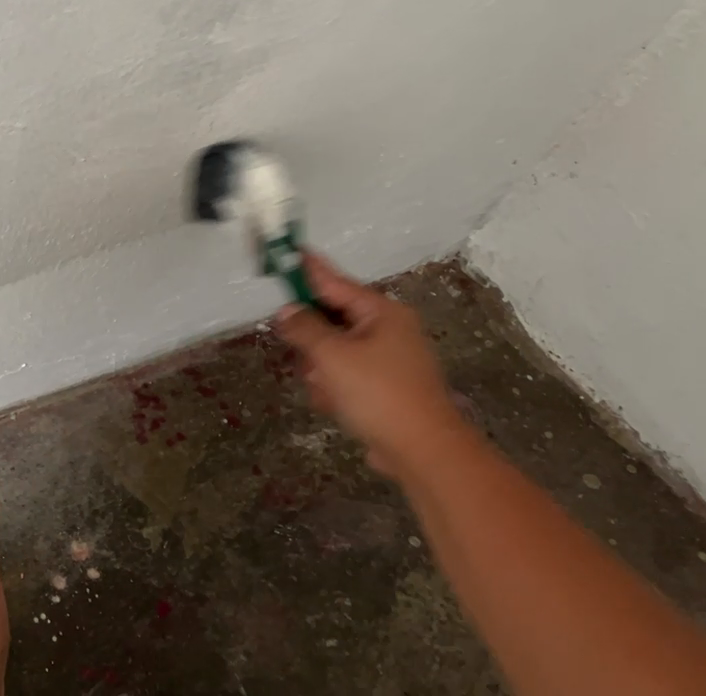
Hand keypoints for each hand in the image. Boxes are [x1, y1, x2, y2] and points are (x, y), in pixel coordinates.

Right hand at [273, 253, 471, 479]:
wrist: (424, 452)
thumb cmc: (379, 394)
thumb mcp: (331, 355)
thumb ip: (303, 328)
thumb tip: (287, 311)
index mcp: (380, 312)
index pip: (331, 281)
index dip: (303, 269)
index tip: (281, 252)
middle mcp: (386, 329)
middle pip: (327, 317)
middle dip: (309, 340)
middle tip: (300, 355)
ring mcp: (386, 358)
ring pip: (330, 349)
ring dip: (318, 368)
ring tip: (324, 389)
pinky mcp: (382, 385)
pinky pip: (342, 373)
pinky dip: (332, 386)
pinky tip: (335, 404)